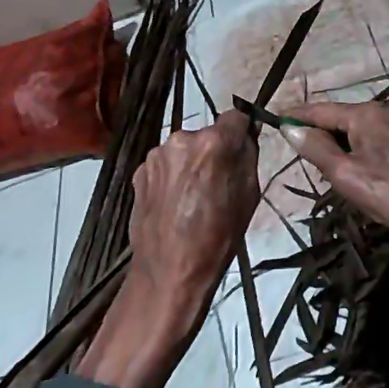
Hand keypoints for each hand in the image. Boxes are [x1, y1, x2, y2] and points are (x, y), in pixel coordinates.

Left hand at [78, 112, 258, 387]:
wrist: (170, 271)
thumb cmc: (219, 236)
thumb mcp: (250, 194)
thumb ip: (247, 156)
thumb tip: (244, 136)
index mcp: (213, 142)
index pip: (235, 116)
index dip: (241, 132)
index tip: (241, 150)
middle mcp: (180, 139)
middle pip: (207, 134)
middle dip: (214, 151)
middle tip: (217, 182)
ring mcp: (155, 155)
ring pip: (184, 150)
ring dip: (190, 163)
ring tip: (192, 197)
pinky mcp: (138, 171)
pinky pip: (165, 165)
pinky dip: (172, 176)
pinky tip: (174, 203)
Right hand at [283, 101, 388, 255]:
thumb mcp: (345, 173)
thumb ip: (316, 148)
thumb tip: (290, 129)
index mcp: (365, 114)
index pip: (321, 110)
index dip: (297, 116)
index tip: (274, 120)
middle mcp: (383, 112)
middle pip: (339, 118)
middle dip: (317, 131)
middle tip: (294, 149)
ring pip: (356, 129)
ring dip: (336, 143)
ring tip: (317, 161)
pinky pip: (371, 140)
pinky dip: (354, 149)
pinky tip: (348, 167)